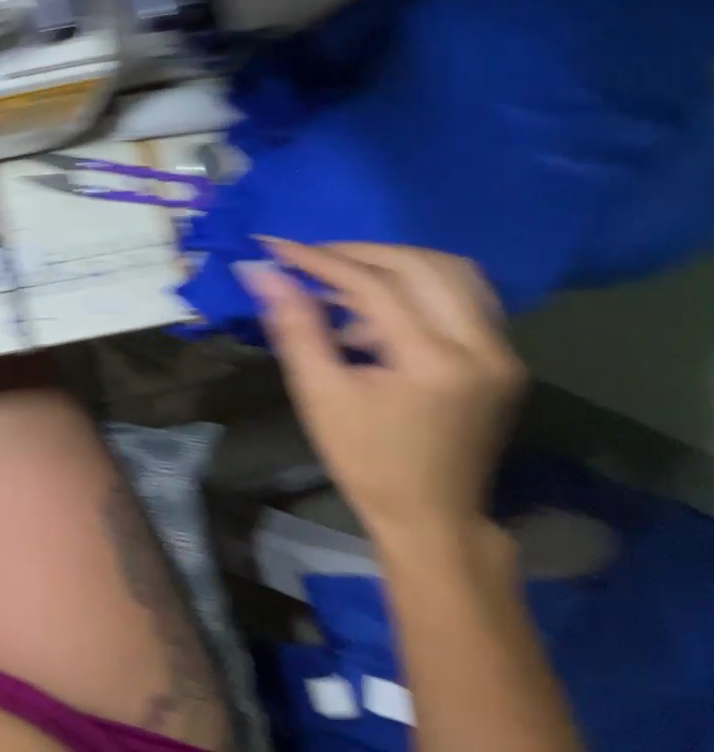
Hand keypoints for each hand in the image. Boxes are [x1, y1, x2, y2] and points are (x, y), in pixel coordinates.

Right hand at [239, 241, 527, 542]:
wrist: (431, 516)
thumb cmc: (365, 460)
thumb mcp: (320, 393)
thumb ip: (296, 326)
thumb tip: (263, 273)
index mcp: (435, 360)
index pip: (376, 285)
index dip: (321, 260)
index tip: (275, 248)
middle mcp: (483, 347)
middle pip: (423, 266)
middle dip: (359, 253)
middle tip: (309, 258)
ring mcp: (501, 353)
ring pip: (453, 274)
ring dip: (394, 264)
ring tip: (341, 277)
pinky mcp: (501, 359)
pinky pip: (463, 298)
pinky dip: (418, 287)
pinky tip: (376, 308)